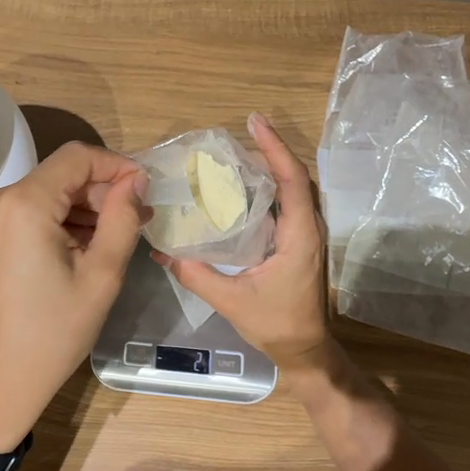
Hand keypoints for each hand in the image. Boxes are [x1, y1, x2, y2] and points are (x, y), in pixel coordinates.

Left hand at [0, 142, 146, 453]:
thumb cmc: (51, 336)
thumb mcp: (100, 278)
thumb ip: (122, 220)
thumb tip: (135, 181)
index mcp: (22, 205)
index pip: (77, 157)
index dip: (116, 165)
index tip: (145, 190)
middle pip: (57, 175)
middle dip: (99, 191)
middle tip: (137, 219)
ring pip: (40, 193)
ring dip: (77, 208)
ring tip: (112, 238)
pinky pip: (21, 213)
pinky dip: (51, 222)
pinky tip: (77, 248)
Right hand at [156, 113, 332, 373]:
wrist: (304, 348)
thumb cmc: (276, 323)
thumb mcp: (232, 301)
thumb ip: (197, 275)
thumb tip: (162, 253)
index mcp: (299, 235)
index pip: (292, 179)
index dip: (274, 147)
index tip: (254, 122)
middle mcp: (307, 228)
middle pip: (292, 176)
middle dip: (267, 151)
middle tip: (233, 138)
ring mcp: (305, 235)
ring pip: (291, 189)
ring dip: (268, 168)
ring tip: (234, 156)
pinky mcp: (297, 243)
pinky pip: (285, 204)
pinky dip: (267, 188)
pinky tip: (240, 189)